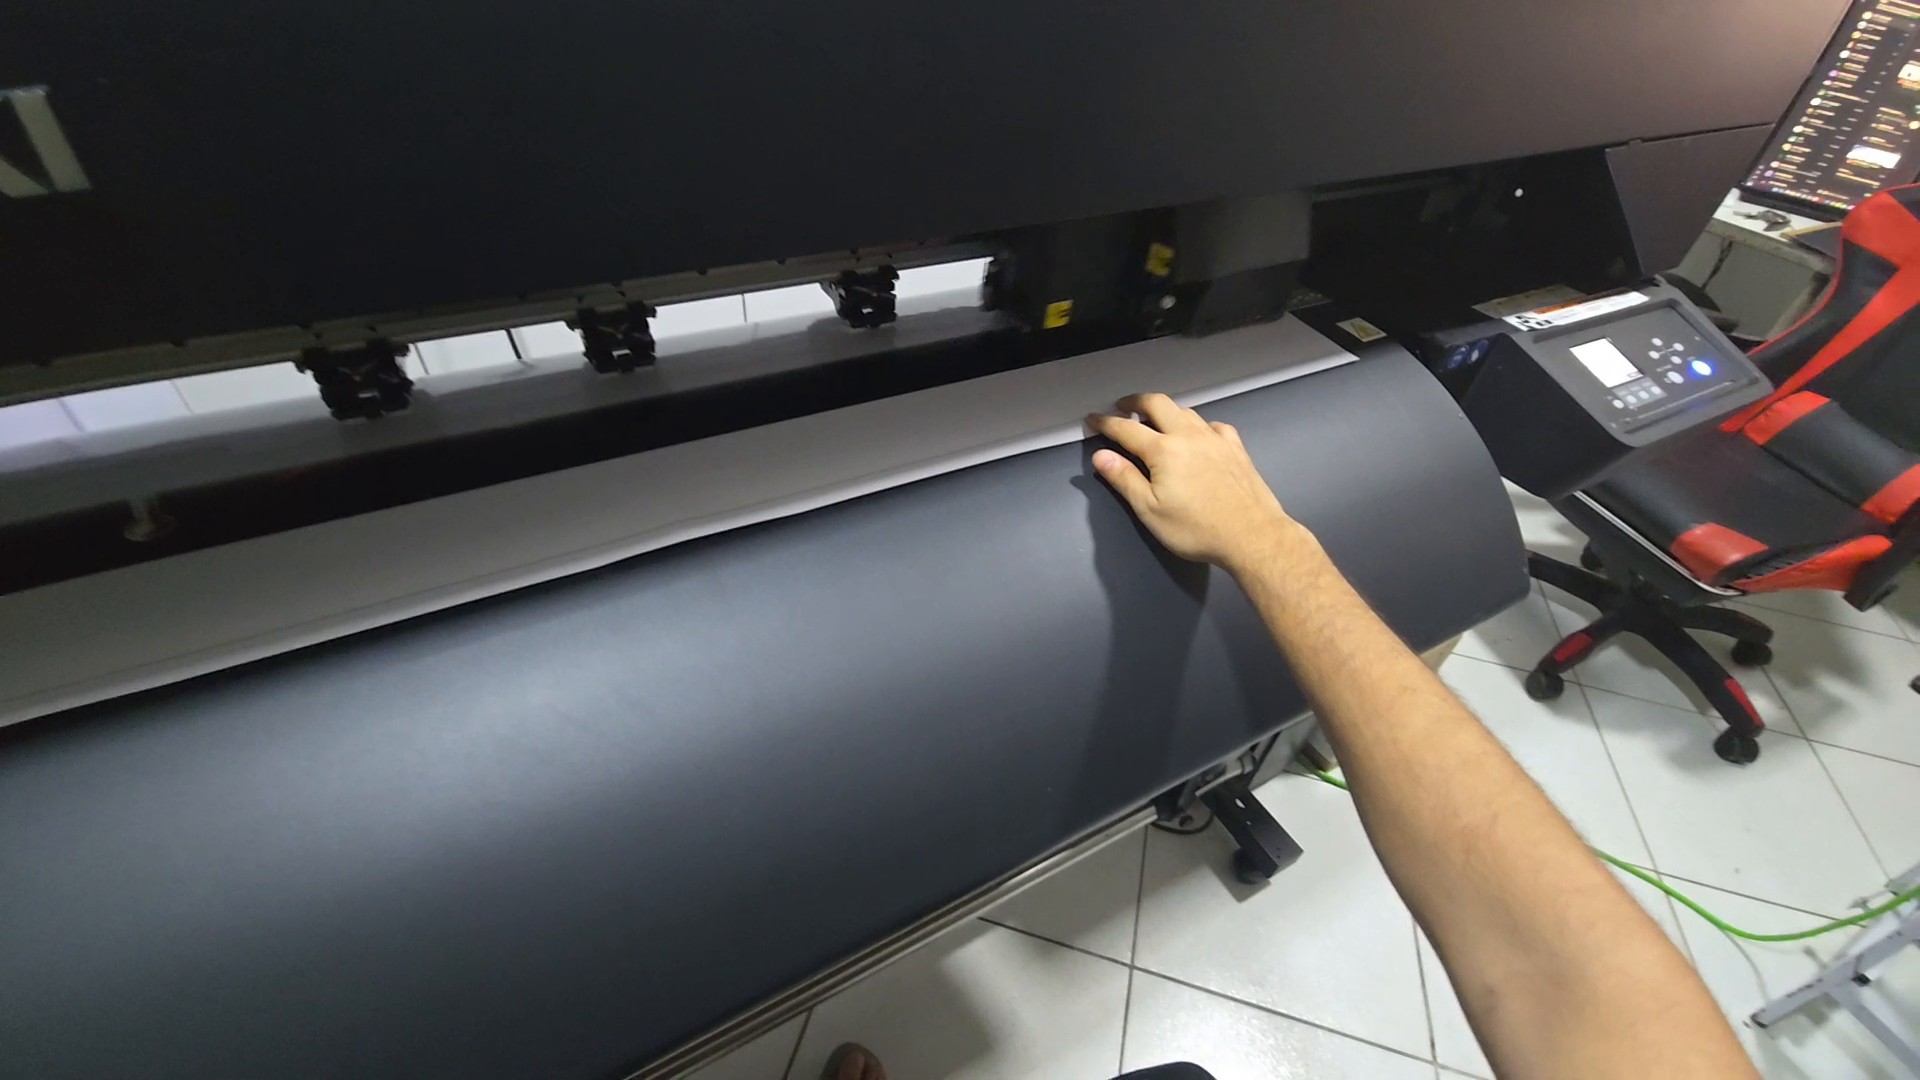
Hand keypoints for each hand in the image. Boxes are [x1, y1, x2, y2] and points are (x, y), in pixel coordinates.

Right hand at [1086, 393, 1301, 571]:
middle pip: (1158, 404)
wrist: (1252, 536)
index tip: (1092, 419)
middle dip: (1136, 401)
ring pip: (1186, 411)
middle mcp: (1189, 435)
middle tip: (1123, 406)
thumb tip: (1101, 455)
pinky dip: (1198, 425)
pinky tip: (1198, 435)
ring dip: (1166, 410)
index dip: (1105, 422)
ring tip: (1155, 419)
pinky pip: (1213, 425)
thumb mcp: (1149, 510)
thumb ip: (1124, 479)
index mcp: (1163, 450)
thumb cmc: (1196, 529)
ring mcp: (1216, 438)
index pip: (1126, 428)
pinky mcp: (1236, 448)